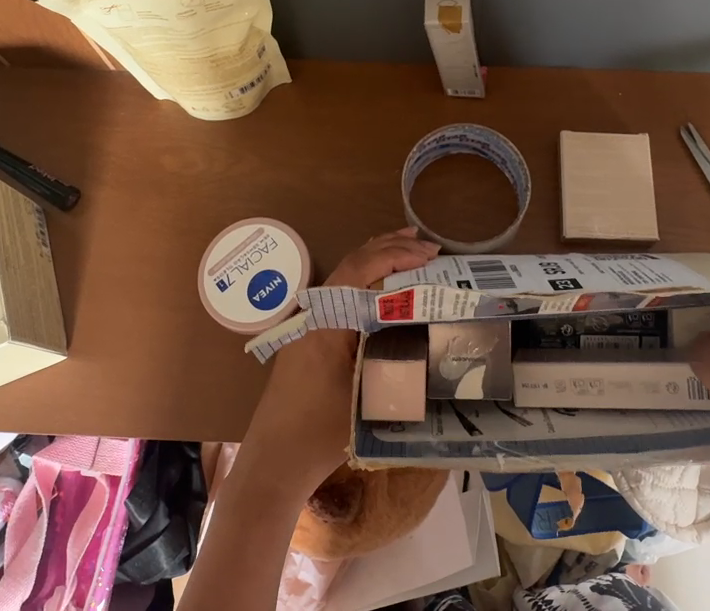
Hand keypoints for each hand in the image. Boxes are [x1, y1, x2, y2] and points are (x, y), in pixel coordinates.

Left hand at [238, 227, 439, 493]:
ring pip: (346, 277)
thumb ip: (398, 363)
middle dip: (391, 249)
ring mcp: (309, 324)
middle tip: (429, 246)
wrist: (273, 463)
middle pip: (353, 265)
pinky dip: (366, 280)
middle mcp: (315, 313)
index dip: (397, 255)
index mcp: (327, 320)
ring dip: (377, 260)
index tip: (431, 255)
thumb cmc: (319, 433)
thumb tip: (437, 340)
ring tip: (409, 246)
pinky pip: (341, 294)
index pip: (362, 270)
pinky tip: (383, 287)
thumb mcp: (368, 397)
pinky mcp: (310, 338)